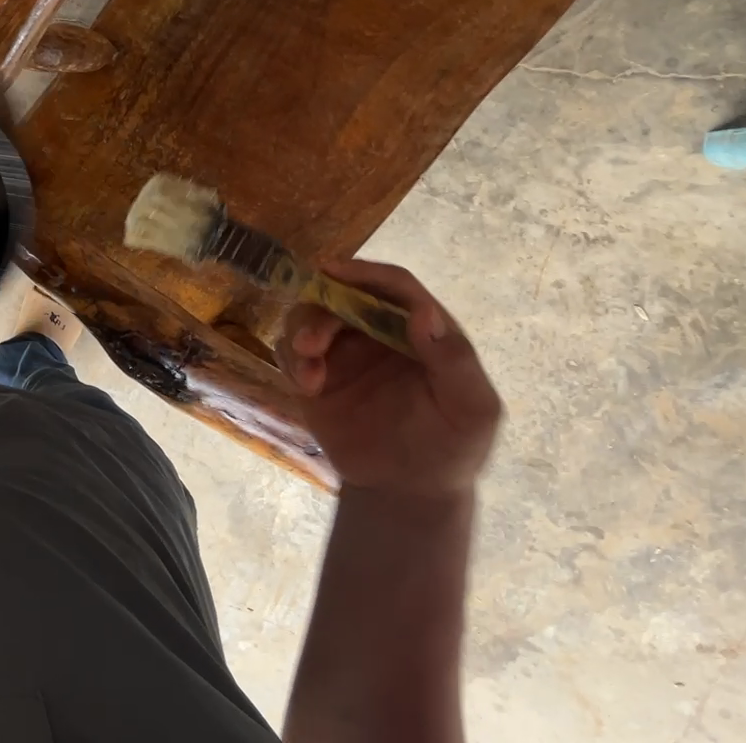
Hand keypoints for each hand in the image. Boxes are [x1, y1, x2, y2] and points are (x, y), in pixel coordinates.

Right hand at [276, 260, 501, 498]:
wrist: (405, 490)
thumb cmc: (450, 448)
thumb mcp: (470, 408)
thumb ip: (454, 360)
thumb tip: (423, 312)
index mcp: (422, 332)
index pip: (394, 287)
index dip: (364, 273)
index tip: (330, 270)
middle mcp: (378, 333)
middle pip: (340, 298)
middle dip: (319, 313)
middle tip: (309, 345)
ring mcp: (343, 352)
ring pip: (308, 318)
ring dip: (300, 336)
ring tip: (307, 373)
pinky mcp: (313, 373)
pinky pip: (289, 349)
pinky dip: (290, 361)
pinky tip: (306, 388)